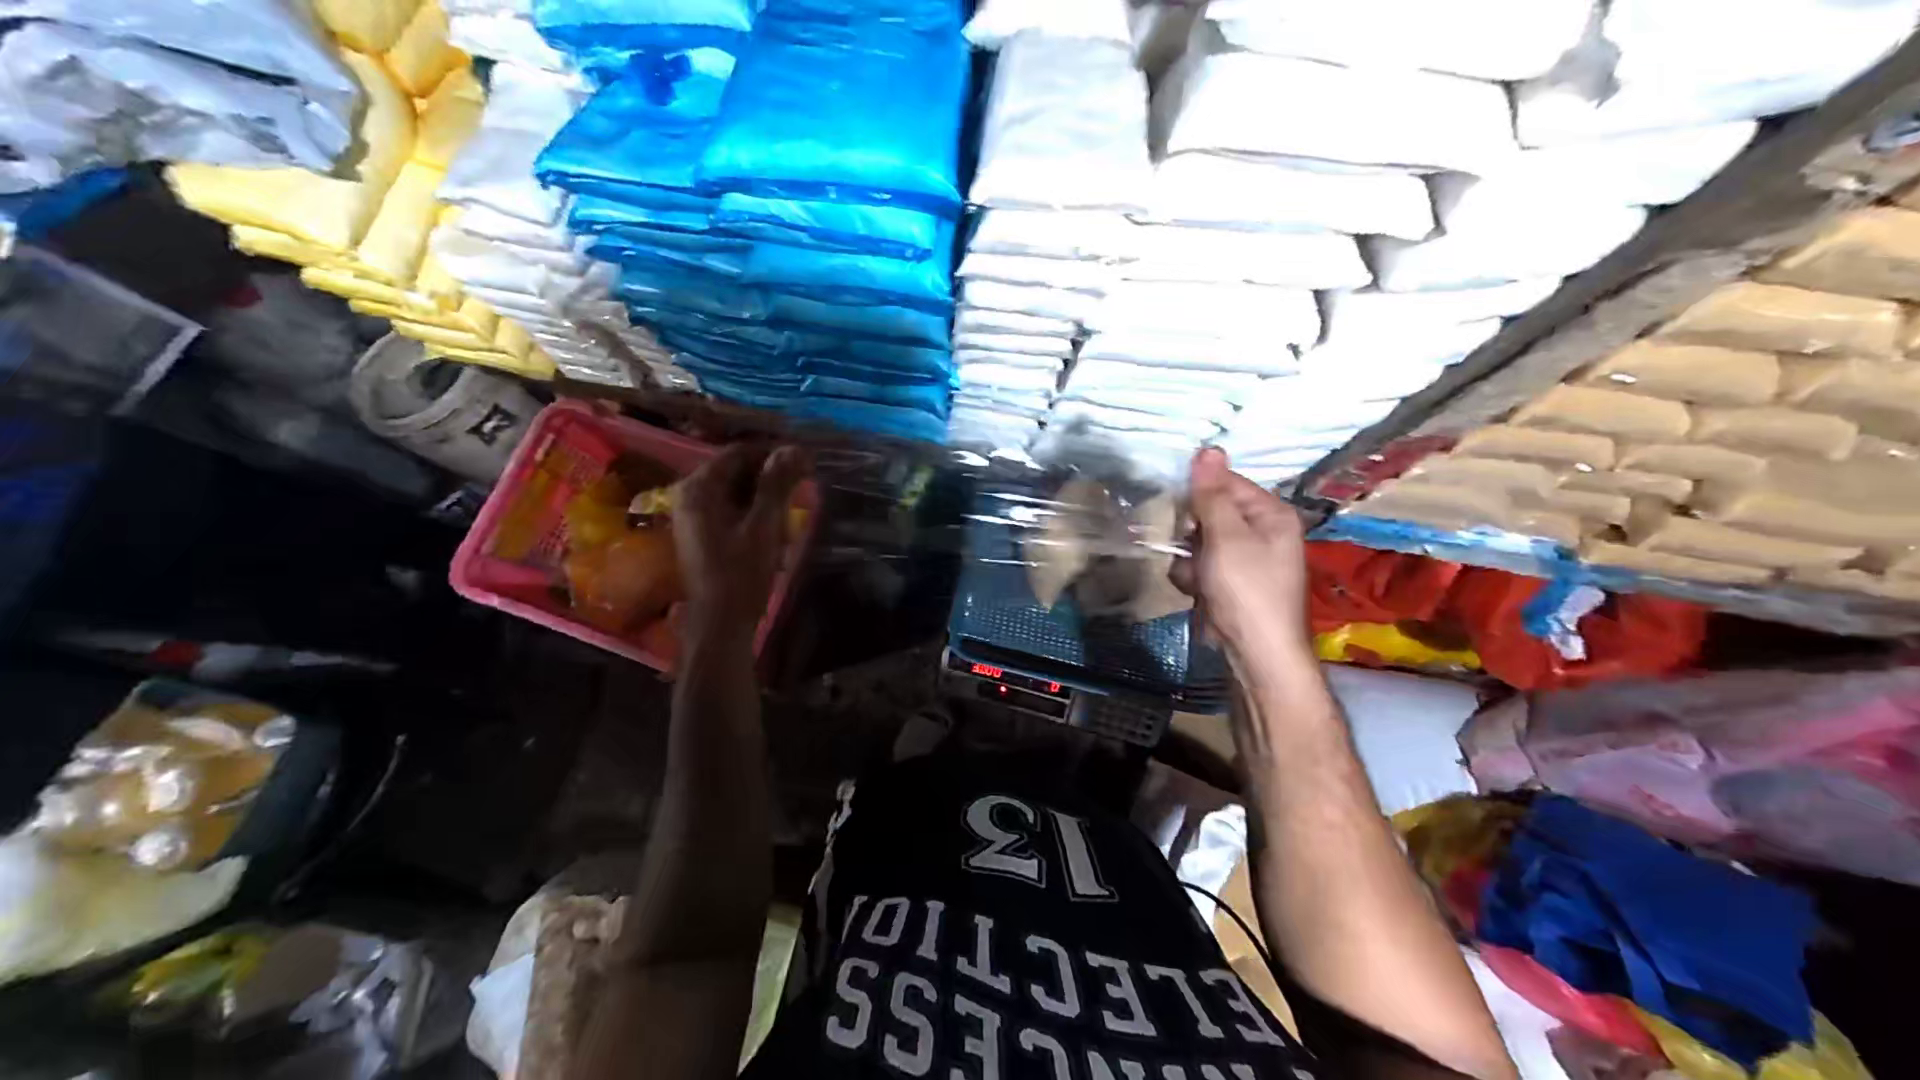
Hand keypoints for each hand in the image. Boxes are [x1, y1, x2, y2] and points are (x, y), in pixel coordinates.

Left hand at [673, 444, 808, 641]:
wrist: (721, 623)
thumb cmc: (742, 574)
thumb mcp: (765, 526)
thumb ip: (777, 484)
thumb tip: (794, 448)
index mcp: (698, 489)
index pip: (738, 453)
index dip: (772, 454)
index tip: (803, 462)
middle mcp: (688, 496)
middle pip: (734, 470)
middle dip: (769, 474)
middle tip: (801, 485)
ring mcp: (692, 516)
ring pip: (733, 490)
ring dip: (763, 492)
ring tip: (792, 504)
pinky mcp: (700, 534)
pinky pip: (729, 508)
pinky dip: (752, 509)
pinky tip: (774, 523)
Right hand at [1172, 447, 1313, 669]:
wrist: (1257, 654)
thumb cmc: (1246, 590)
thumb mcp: (1226, 537)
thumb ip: (1212, 495)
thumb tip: (1208, 448)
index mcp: (1271, 514)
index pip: (1226, 483)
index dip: (1199, 495)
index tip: (1178, 510)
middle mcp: (1262, 532)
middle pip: (1210, 513)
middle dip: (1192, 534)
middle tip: (1191, 550)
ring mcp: (1246, 560)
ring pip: (1199, 542)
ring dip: (1189, 560)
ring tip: (1197, 580)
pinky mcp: (1231, 583)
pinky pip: (1201, 567)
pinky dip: (1193, 578)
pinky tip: (1197, 593)